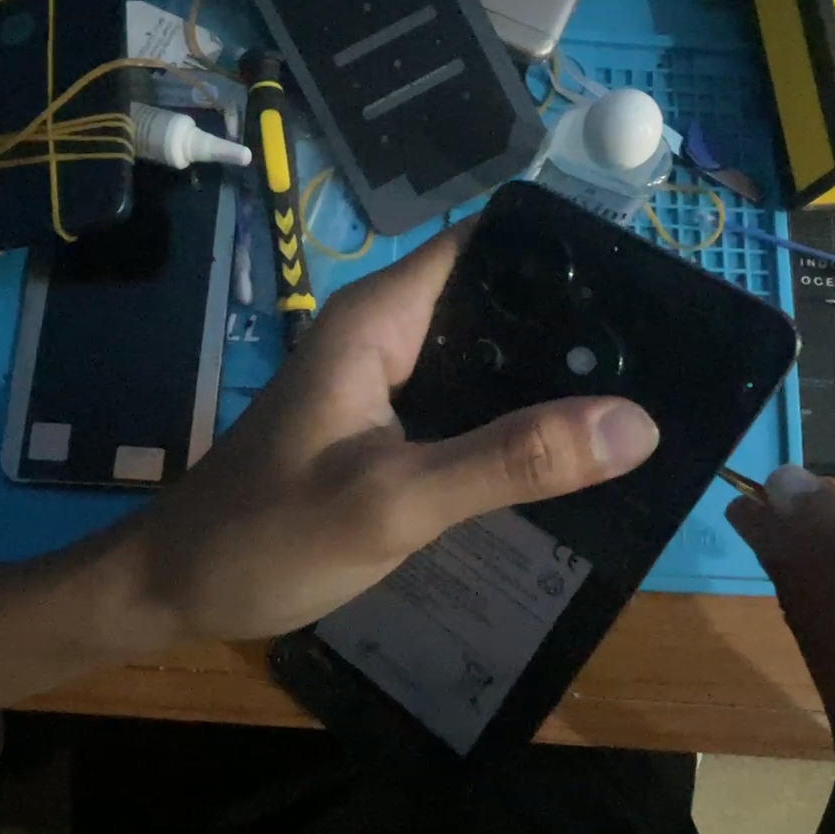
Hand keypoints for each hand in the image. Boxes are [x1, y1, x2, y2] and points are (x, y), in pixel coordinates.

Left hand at [134, 225, 660, 642]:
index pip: (484, 247)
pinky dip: (508, 422)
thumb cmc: (269, 535)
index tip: (642, 288)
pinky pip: (462, 406)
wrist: (180, 586)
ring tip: (629, 405)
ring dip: (542, 380)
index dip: (561, 256)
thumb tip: (633, 423)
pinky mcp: (383, 427)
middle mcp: (384, 336)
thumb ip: (509, 460)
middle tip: (655, 363)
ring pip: (481, 359)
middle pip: (492, 303)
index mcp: (380, 320)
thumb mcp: (395, 500)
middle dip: (566, 327)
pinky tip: (558, 453)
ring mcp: (382, 383)